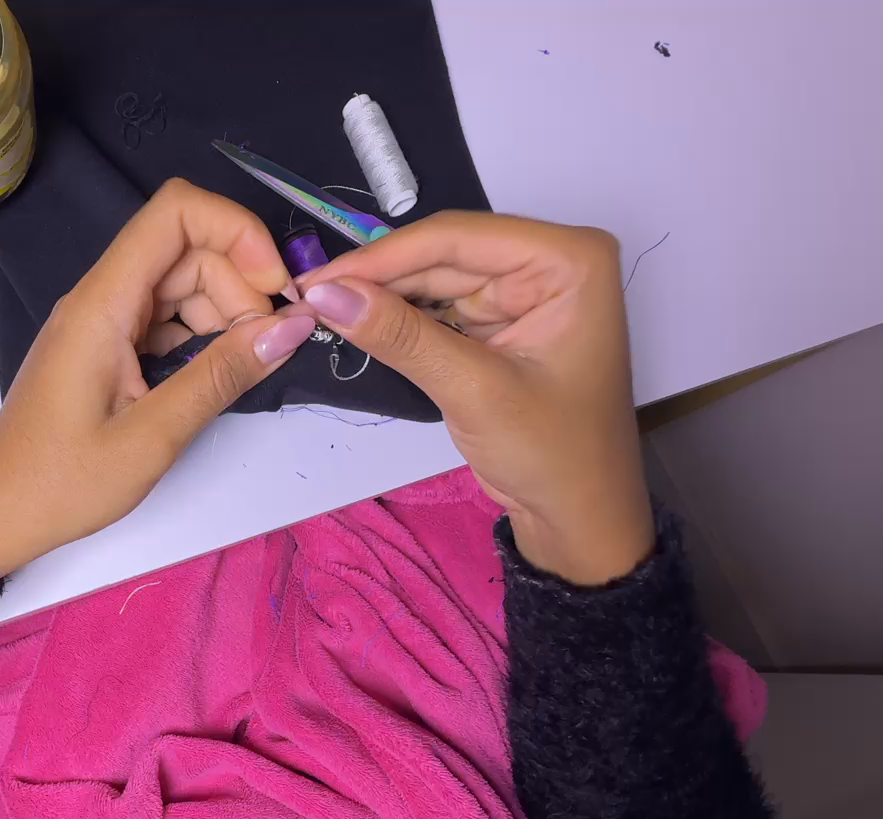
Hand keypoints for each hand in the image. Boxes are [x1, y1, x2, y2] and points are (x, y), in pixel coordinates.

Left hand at [0, 180, 318, 583]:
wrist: (1, 513)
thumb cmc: (63, 484)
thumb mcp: (152, 436)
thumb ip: (221, 376)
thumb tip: (292, 328)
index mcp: (101, 305)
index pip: (175, 212)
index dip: (237, 230)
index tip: (274, 288)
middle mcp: (98, 300)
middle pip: (183, 249)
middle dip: (238, 282)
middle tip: (267, 345)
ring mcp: (98, 325)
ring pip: (175, 283)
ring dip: (221, 310)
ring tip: (244, 363)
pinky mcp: (102, 350)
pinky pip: (159, 318)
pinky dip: (197, 333)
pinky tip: (216, 370)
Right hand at [297, 211, 651, 583]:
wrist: (575, 513)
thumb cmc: (551, 452)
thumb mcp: (473, 389)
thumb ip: (400, 336)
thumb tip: (327, 296)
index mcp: (565, 260)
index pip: (456, 239)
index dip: (380, 258)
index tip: (315, 280)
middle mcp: (544, 265)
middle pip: (441, 257)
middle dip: (375, 279)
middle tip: (307, 298)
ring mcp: (518, 297)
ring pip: (431, 284)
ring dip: (379, 300)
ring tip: (321, 312)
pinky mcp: (494, 329)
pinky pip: (435, 313)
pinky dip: (396, 323)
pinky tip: (357, 326)